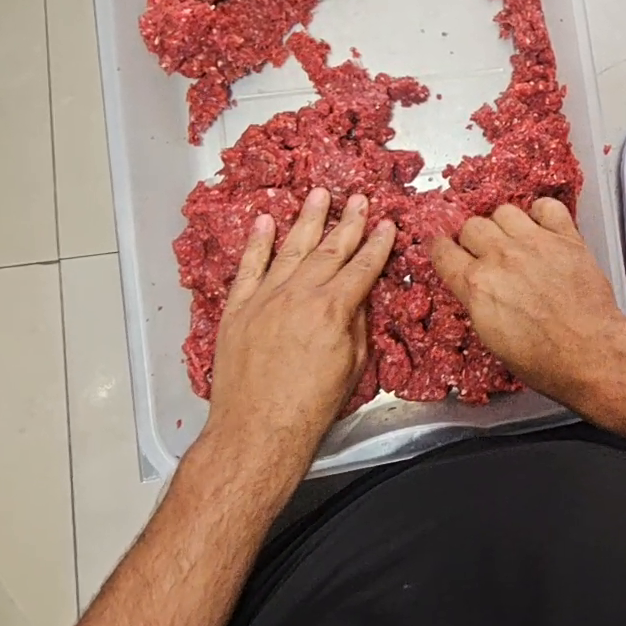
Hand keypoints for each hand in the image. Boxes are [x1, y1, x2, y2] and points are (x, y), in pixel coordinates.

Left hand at [205, 188, 395, 471]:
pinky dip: (256, 244)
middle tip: (360, 199)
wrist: (257, 430)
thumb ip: (357, 323)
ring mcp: (265, 299)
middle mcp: (299, 295)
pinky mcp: (237, 310)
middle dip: (349, 222)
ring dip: (308, 220)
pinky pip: (248, 269)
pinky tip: (264, 222)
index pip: (362, 266)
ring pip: (291, 250)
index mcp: (333, 309)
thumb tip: (358, 297)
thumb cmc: (314, 405)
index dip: (378, 244)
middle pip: (330, 250)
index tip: (387, 223)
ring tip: (320, 194)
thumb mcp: (354, 365)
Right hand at [429, 198, 625, 399]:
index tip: (445, 249)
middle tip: (483, 250)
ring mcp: (535, 243)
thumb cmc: (545, 360)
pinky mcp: (567, 238)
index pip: (443, 252)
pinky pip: (547, 207)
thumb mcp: (492, 339)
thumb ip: (478, 302)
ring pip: (504, 211)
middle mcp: (502, 257)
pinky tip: (543, 226)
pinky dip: (542, 212)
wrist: (590, 353)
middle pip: (472, 226)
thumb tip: (476, 288)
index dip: (441, 249)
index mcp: (477, 285)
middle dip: (473, 238)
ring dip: (504, 223)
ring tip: (512, 238)